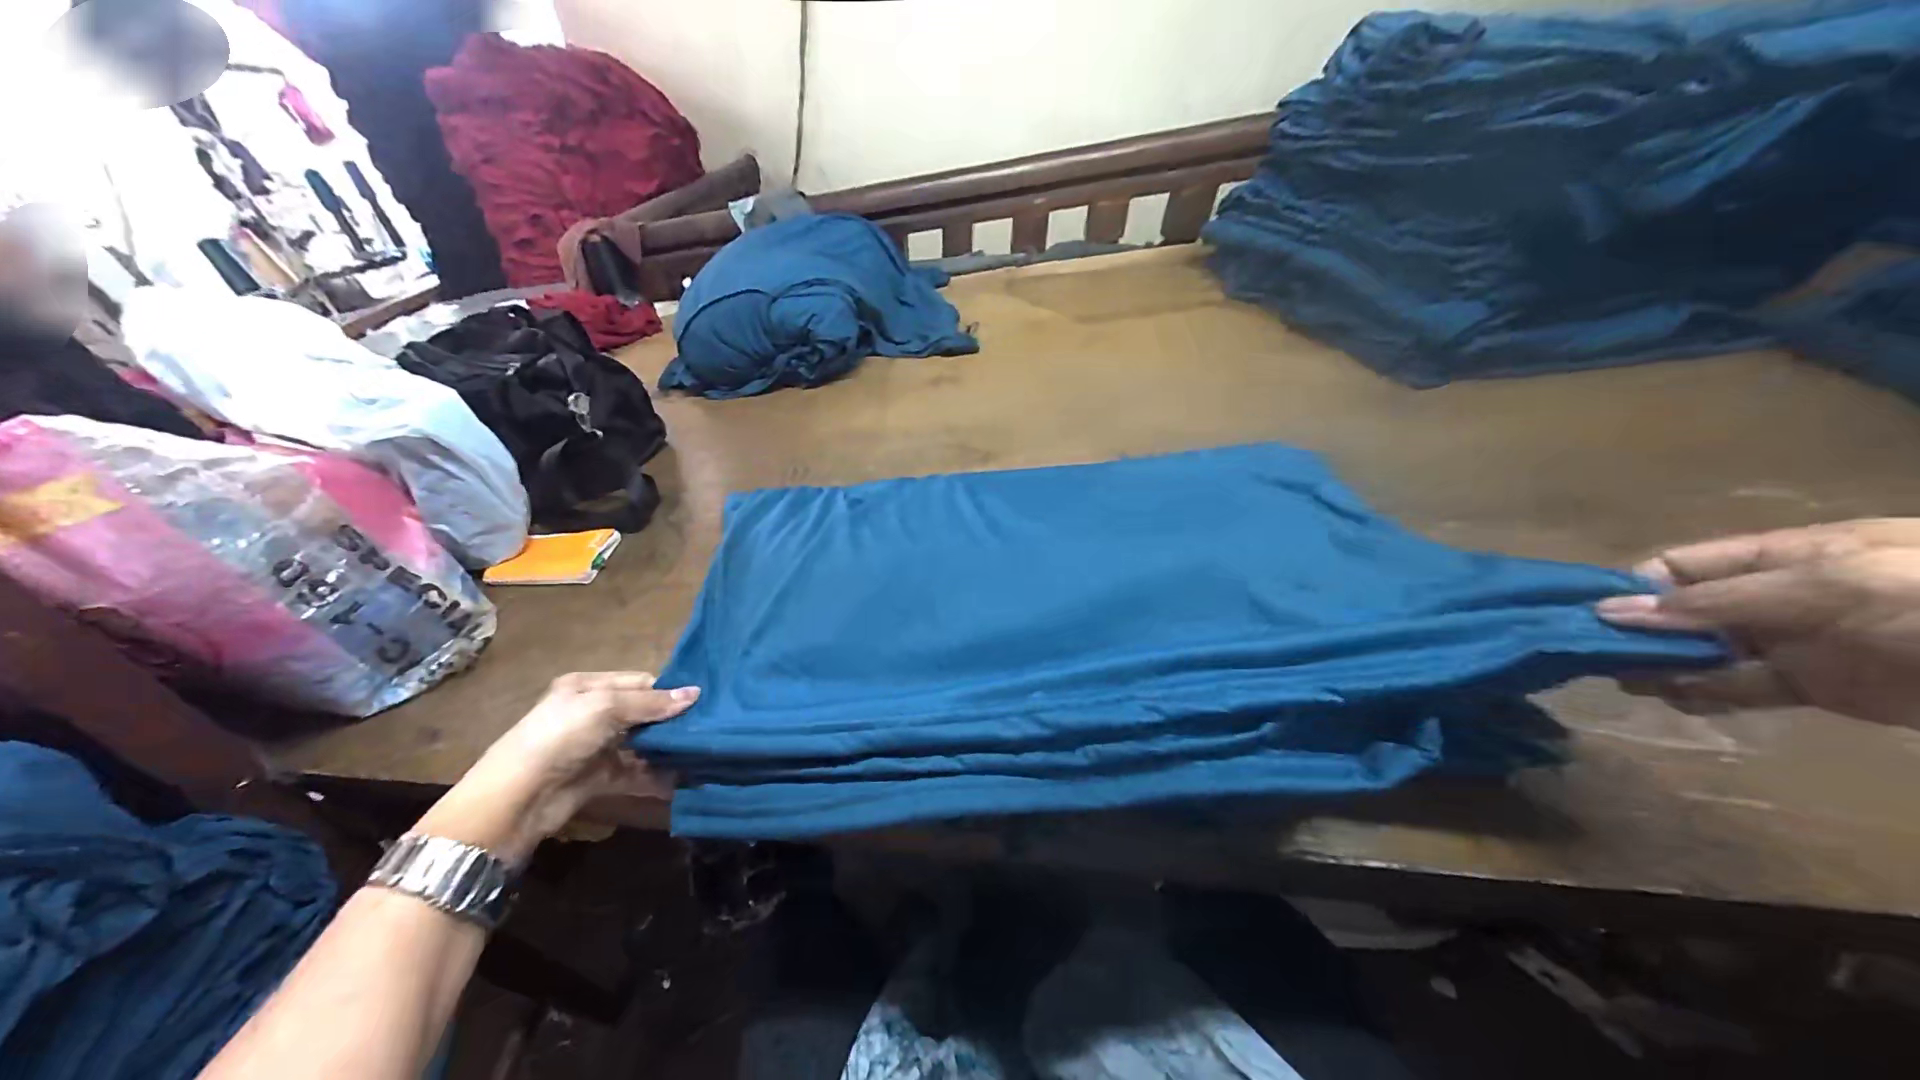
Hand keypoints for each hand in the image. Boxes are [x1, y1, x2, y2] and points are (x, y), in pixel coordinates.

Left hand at [414, 672, 698, 864]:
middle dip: (672, 721)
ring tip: (703, 753)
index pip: (640, 682)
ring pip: (641, 744)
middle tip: (710, 728)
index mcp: (588, 686)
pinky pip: (635, 773)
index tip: (704, 701)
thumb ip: (652, 703)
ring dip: (667, 750)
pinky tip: (683, 779)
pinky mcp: (598, 778)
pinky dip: (657, 777)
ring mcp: (595, 747)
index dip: (669, 690)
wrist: (515, 800)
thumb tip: (696, 694)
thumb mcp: (605, 708)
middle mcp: (592, 713)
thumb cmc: (559, 738)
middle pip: (643, 713)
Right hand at [1595, 519, 1919, 728]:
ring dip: (1662, 664)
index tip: (1586, 613)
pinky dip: (1703, 694)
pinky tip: (1671, 699)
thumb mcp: (1823, 586)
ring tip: (1623, 680)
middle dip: (1638, 629)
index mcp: (1778, 556)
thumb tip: (1610, 611)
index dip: (1631, 585)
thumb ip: (1715, 603)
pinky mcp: (1815, 687)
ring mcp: (1796, 643)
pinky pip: (1742, 688)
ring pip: (1705, 652)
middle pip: (1685, 610)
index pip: (1679, 566)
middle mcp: (1775, 597)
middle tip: (1590, 655)